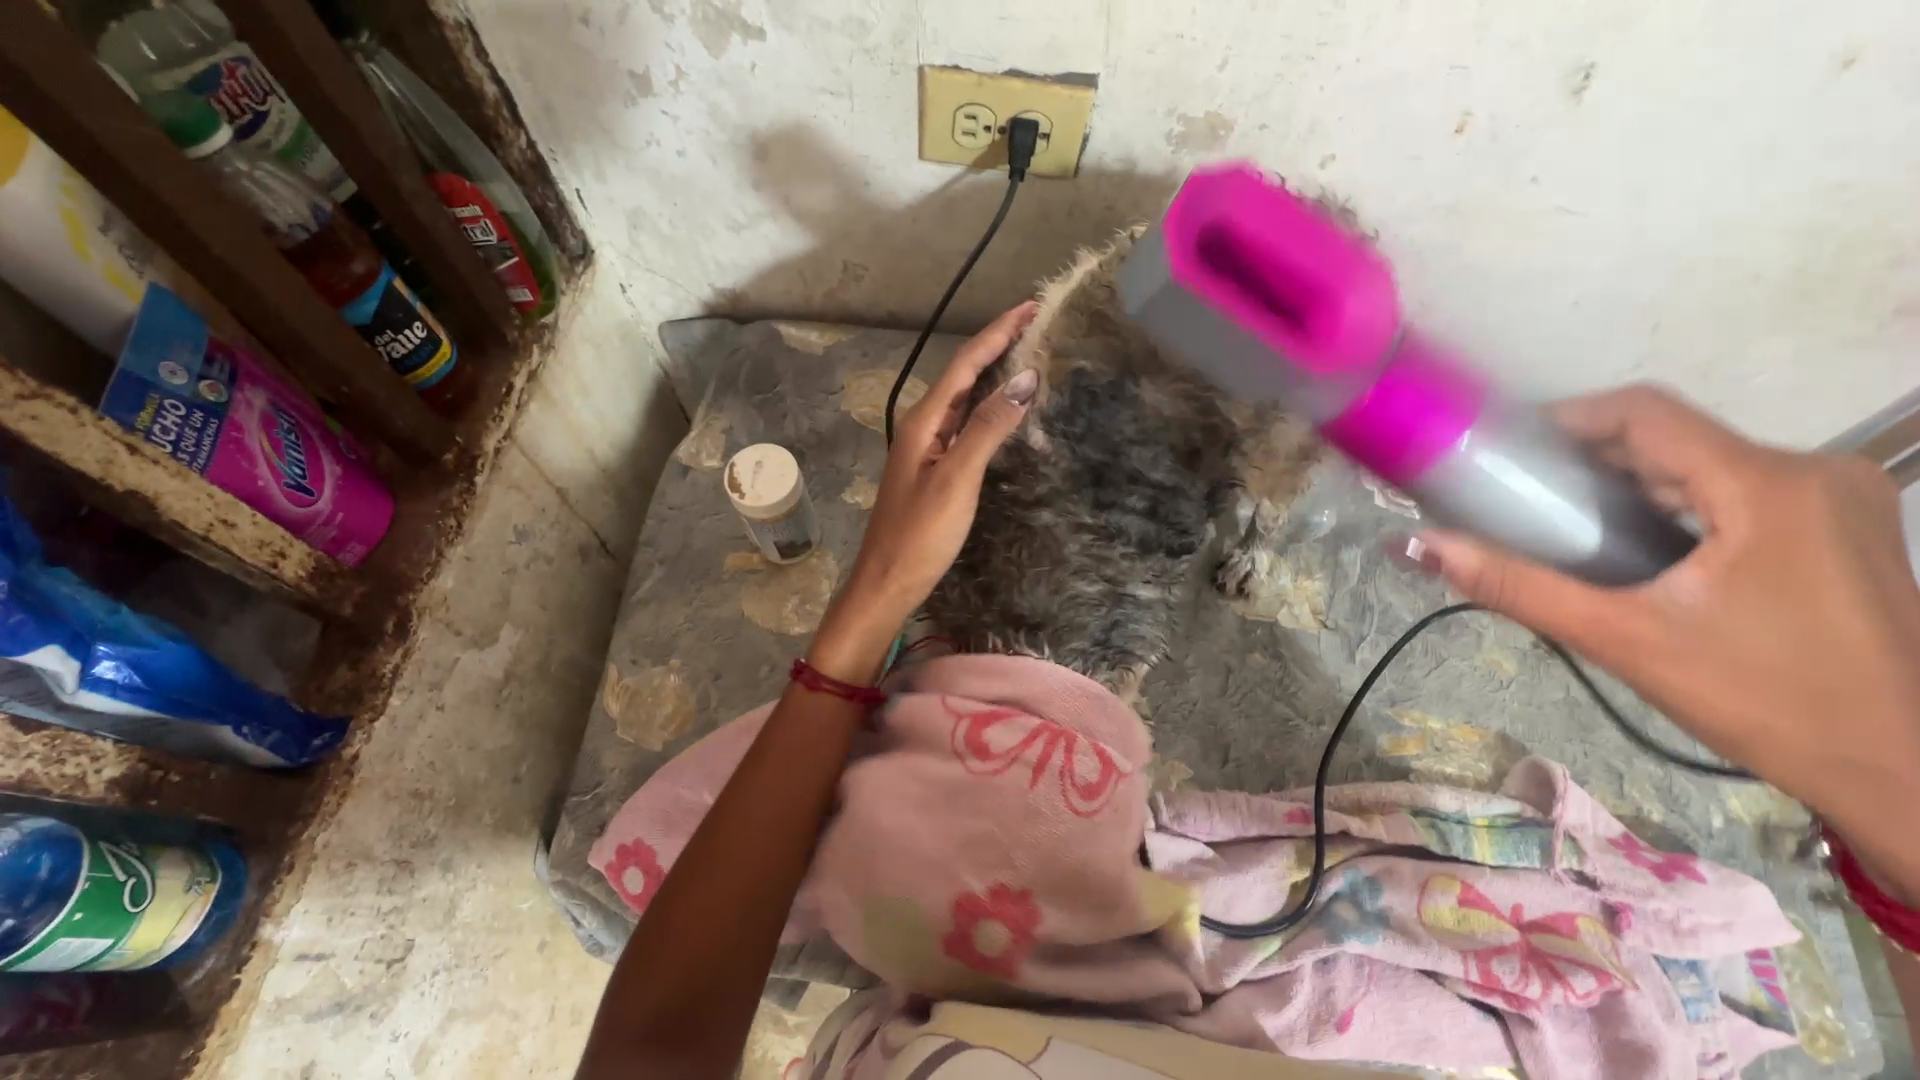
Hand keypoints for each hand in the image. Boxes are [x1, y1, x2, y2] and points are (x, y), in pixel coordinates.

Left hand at [807, 302, 1039, 681]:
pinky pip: (966, 425)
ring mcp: (928, 448)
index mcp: (925, 420)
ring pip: (965, 399)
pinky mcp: (935, 469)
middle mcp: (924, 426)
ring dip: (995, 375)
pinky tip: (1008, 412)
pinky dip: (990, 410)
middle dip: (998, 346)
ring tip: (1030, 356)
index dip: (998, 332)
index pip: (965, 363)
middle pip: (964, 375)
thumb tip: (1026, 380)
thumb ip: (989, 428)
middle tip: (1037, 325)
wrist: (887, 582)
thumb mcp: (958, 478)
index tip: (1031, 306)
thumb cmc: (920, 534)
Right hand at [1417, 386, 1919, 896]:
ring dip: (1631, 487)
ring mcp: (1837, 499)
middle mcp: (1812, 471)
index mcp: (1765, 484)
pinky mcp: (1843, 529)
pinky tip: (1638, 552)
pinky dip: (1676, 508)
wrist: (1906, 770)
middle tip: (1519, 498)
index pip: (1645, 412)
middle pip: (1674, 439)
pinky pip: (1738, 493)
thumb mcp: (1624, 640)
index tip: (1504, 451)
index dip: (1566, 419)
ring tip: (1565, 527)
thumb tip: (1417, 547)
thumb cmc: (1766, 701)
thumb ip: (1515, 586)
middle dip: (1590, 462)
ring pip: (1706, 466)